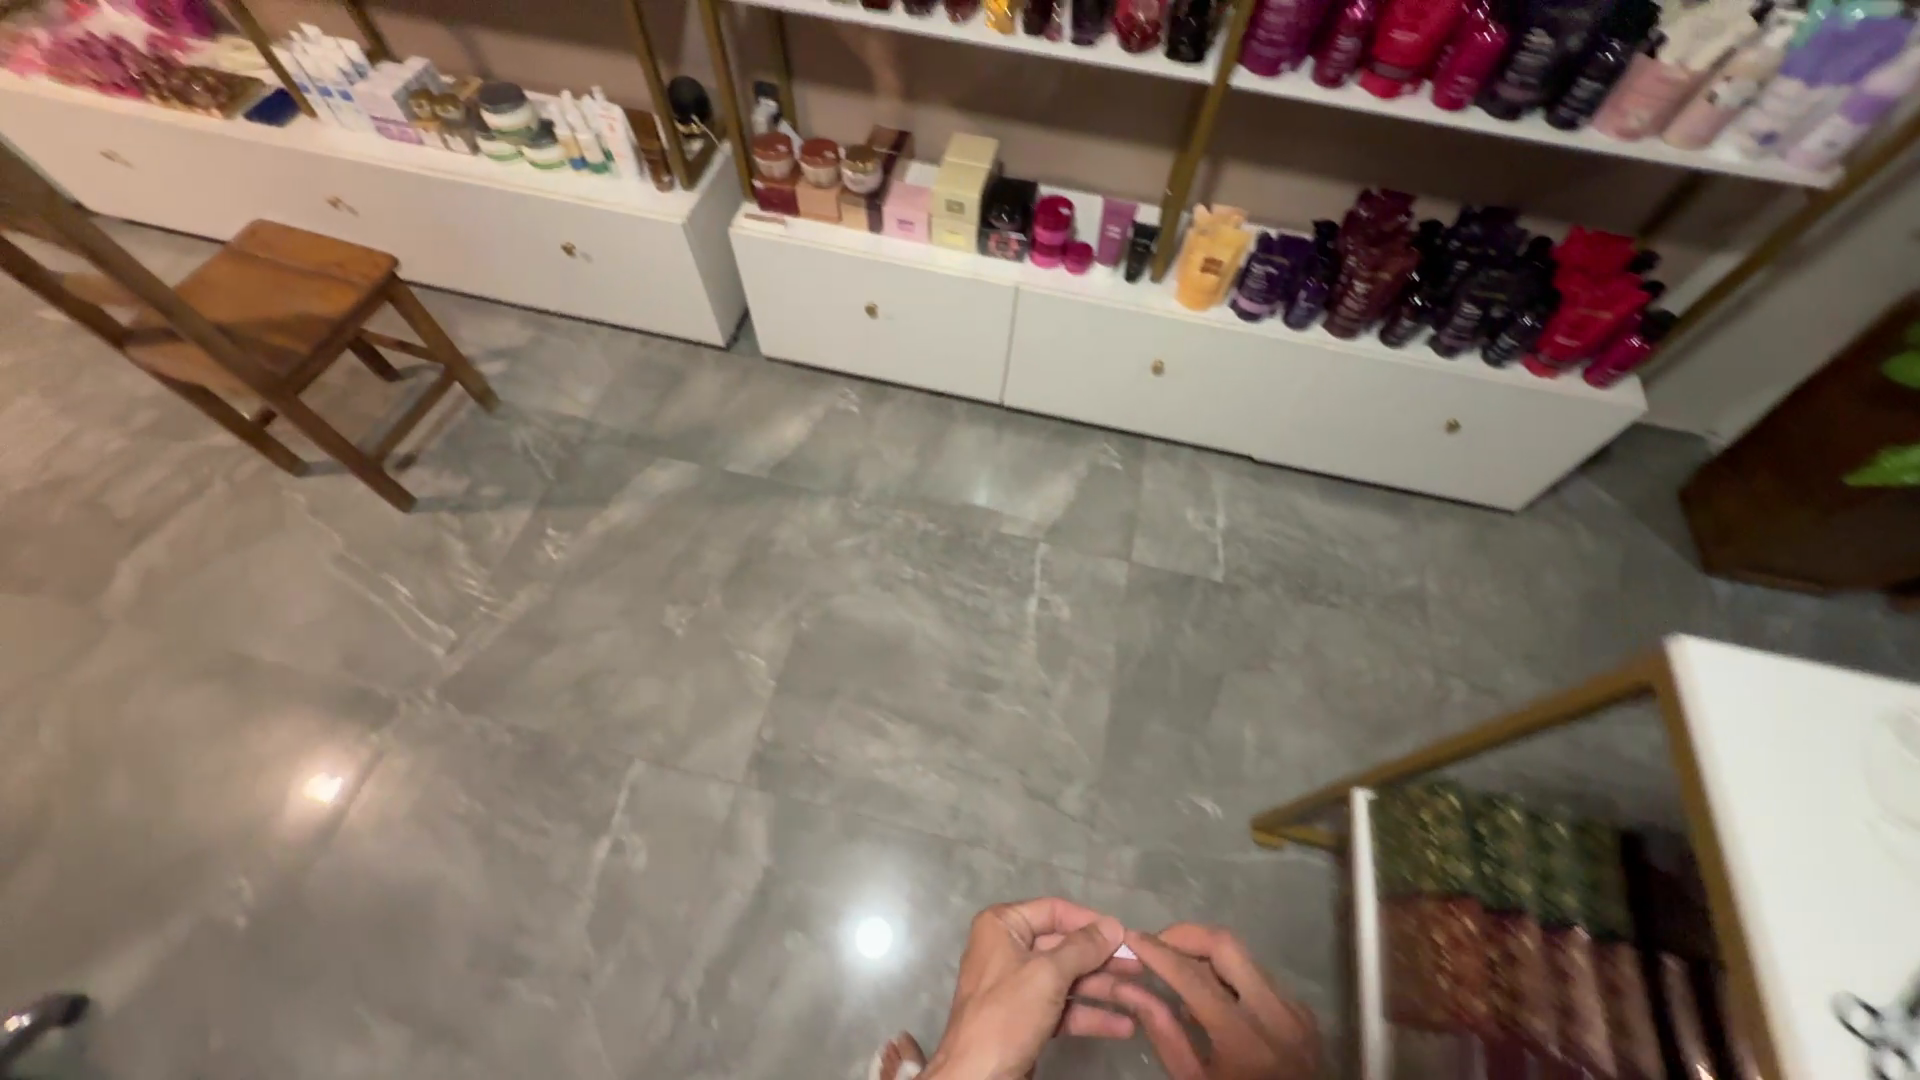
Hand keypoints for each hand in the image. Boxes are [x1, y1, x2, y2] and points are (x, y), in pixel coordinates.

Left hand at [923, 898, 1138, 1079]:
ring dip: (1102, 988)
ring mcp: (1018, 985)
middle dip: (1101, 958)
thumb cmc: (1007, 1014)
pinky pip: (1063, 1008)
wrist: (976, 1079)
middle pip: (1064, 946)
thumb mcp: (1047, 974)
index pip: (1053, 911)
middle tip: (1139, 966)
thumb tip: (1113, 925)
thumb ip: (1082, 948)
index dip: (1090, 921)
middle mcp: (1008, 948)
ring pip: (1067, 978)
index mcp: (1002, 925)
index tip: (1125, 934)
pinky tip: (1123, 1025)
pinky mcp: (1027, 1019)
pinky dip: (1090, 1015)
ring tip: (1139, 995)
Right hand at [1111, 924, 1321, 1079]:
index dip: (1156, 952)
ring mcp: (1294, 1009)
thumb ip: (1163, 1032)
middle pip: (1224, 944)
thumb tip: (1129, 987)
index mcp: (1244, 1040)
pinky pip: (1257, 974)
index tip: (1130, 937)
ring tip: (1179, 969)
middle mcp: (1275, 1014)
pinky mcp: (1302, 1010)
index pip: (1192, 976)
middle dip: (1184, 936)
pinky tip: (1212, 994)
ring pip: (1243, 954)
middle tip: (1157, 945)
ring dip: (1205, 952)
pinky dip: (1228, 972)